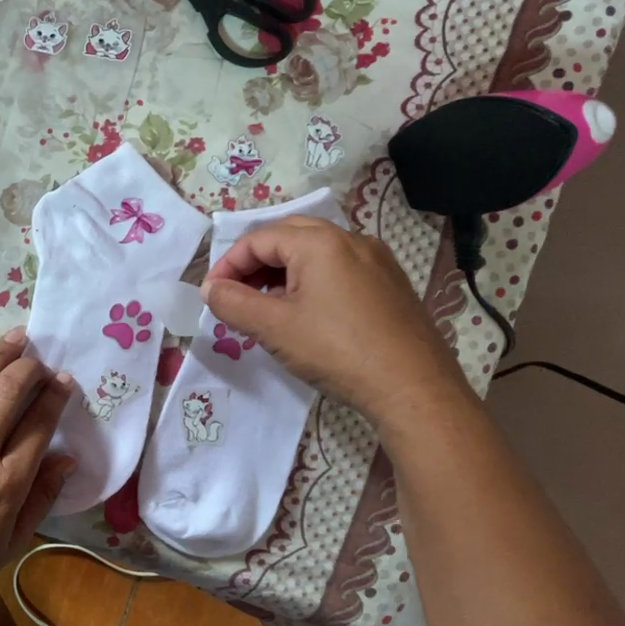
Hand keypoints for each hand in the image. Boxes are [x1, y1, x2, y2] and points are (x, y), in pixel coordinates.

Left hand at [0, 327, 76, 612]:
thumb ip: (43, 496)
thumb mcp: (15, 540)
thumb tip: (67, 458)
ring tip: (16, 338)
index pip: (37, 426)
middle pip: (5, 395)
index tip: (65, 380)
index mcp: (6, 484)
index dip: (54, 398)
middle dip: (27, 369)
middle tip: (41, 358)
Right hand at [202, 216, 471, 426]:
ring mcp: (377, 262)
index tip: (212, 294)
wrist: (414, 389)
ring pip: (316, 252)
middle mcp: (352, 241)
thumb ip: (233, 302)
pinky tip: (305, 314)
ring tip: (266, 306)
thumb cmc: (337, 351)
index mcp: (320, 243)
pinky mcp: (391, 285)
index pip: (258, 239)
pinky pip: (340, 269)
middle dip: (255, 262)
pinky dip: (311, 281)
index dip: (228, 264)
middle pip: (288, 237)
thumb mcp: (273, 327)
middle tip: (236, 293)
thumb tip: (210, 289)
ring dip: (282, 271)